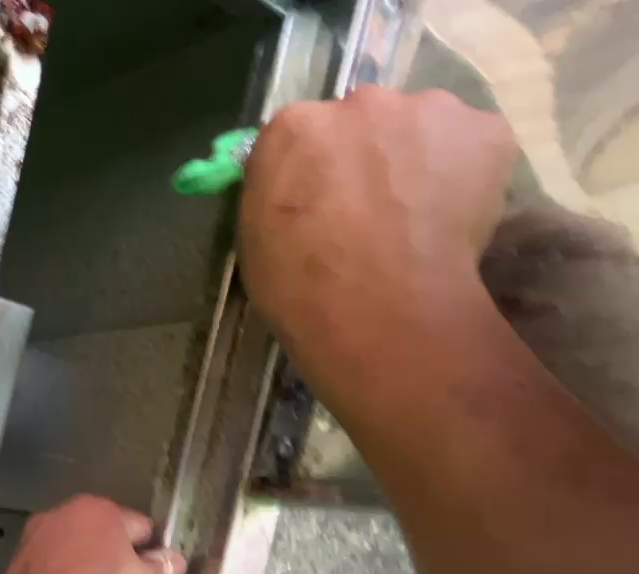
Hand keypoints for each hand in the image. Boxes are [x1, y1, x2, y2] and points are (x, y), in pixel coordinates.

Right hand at [239, 88, 516, 411]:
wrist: (378, 303)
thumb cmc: (295, 278)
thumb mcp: (255, 231)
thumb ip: (278, 188)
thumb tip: (301, 182)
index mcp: (292, 127)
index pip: (293, 133)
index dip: (301, 166)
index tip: (306, 195)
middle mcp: (360, 102)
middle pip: (358, 118)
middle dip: (357, 151)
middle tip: (357, 202)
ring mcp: (430, 109)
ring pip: (415, 124)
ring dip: (408, 153)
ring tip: (405, 208)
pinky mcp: (486, 129)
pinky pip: (464, 141)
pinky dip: (455, 167)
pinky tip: (440, 209)